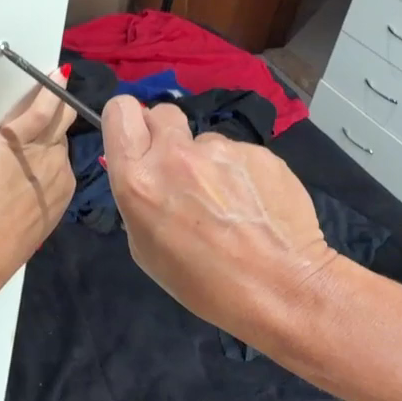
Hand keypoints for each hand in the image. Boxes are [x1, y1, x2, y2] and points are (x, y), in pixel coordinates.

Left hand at [0, 67, 76, 266]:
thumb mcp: (30, 223)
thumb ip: (34, 203)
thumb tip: (29, 195)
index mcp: (62, 191)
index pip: (61, 159)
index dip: (53, 147)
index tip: (50, 138)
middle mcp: (60, 167)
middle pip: (62, 136)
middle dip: (61, 122)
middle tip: (62, 103)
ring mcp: (43, 151)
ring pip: (56, 121)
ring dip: (58, 104)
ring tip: (60, 82)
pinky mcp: (19, 138)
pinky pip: (42, 111)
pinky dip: (49, 92)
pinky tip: (56, 76)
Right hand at [102, 95, 337, 338]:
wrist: (281, 289)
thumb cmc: (203, 284)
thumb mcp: (145, 249)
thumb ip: (140, 198)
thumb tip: (151, 178)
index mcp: (138, 180)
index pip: (120, 111)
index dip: (126, 121)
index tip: (136, 140)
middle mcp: (175, 155)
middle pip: (161, 113)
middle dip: (166, 134)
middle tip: (180, 170)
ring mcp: (221, 150)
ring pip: (205, 141)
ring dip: (209, 164)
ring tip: (230, 205)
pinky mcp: (259, 152)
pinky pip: (240, 156)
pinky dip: (243, 175)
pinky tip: (256, 208)